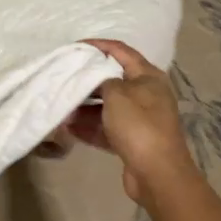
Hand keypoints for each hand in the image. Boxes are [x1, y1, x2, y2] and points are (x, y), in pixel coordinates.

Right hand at [74, 39, 200, 206]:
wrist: (158, 174)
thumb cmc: (138, 124)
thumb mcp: (116, 93)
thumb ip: (102, 79)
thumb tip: (96, 81)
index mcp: (148, 76)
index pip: (121, 51)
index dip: (98, 46)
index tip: (74, 48)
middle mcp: (146, 94)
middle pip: (112, 80)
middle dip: (87, 81)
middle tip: (64, 79)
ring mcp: (140, 119)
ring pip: (108, 106)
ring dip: (85, 107)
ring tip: (62, 108)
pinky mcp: (133, 141)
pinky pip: (107, 128)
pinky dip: (90, 127)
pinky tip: (69, 128)